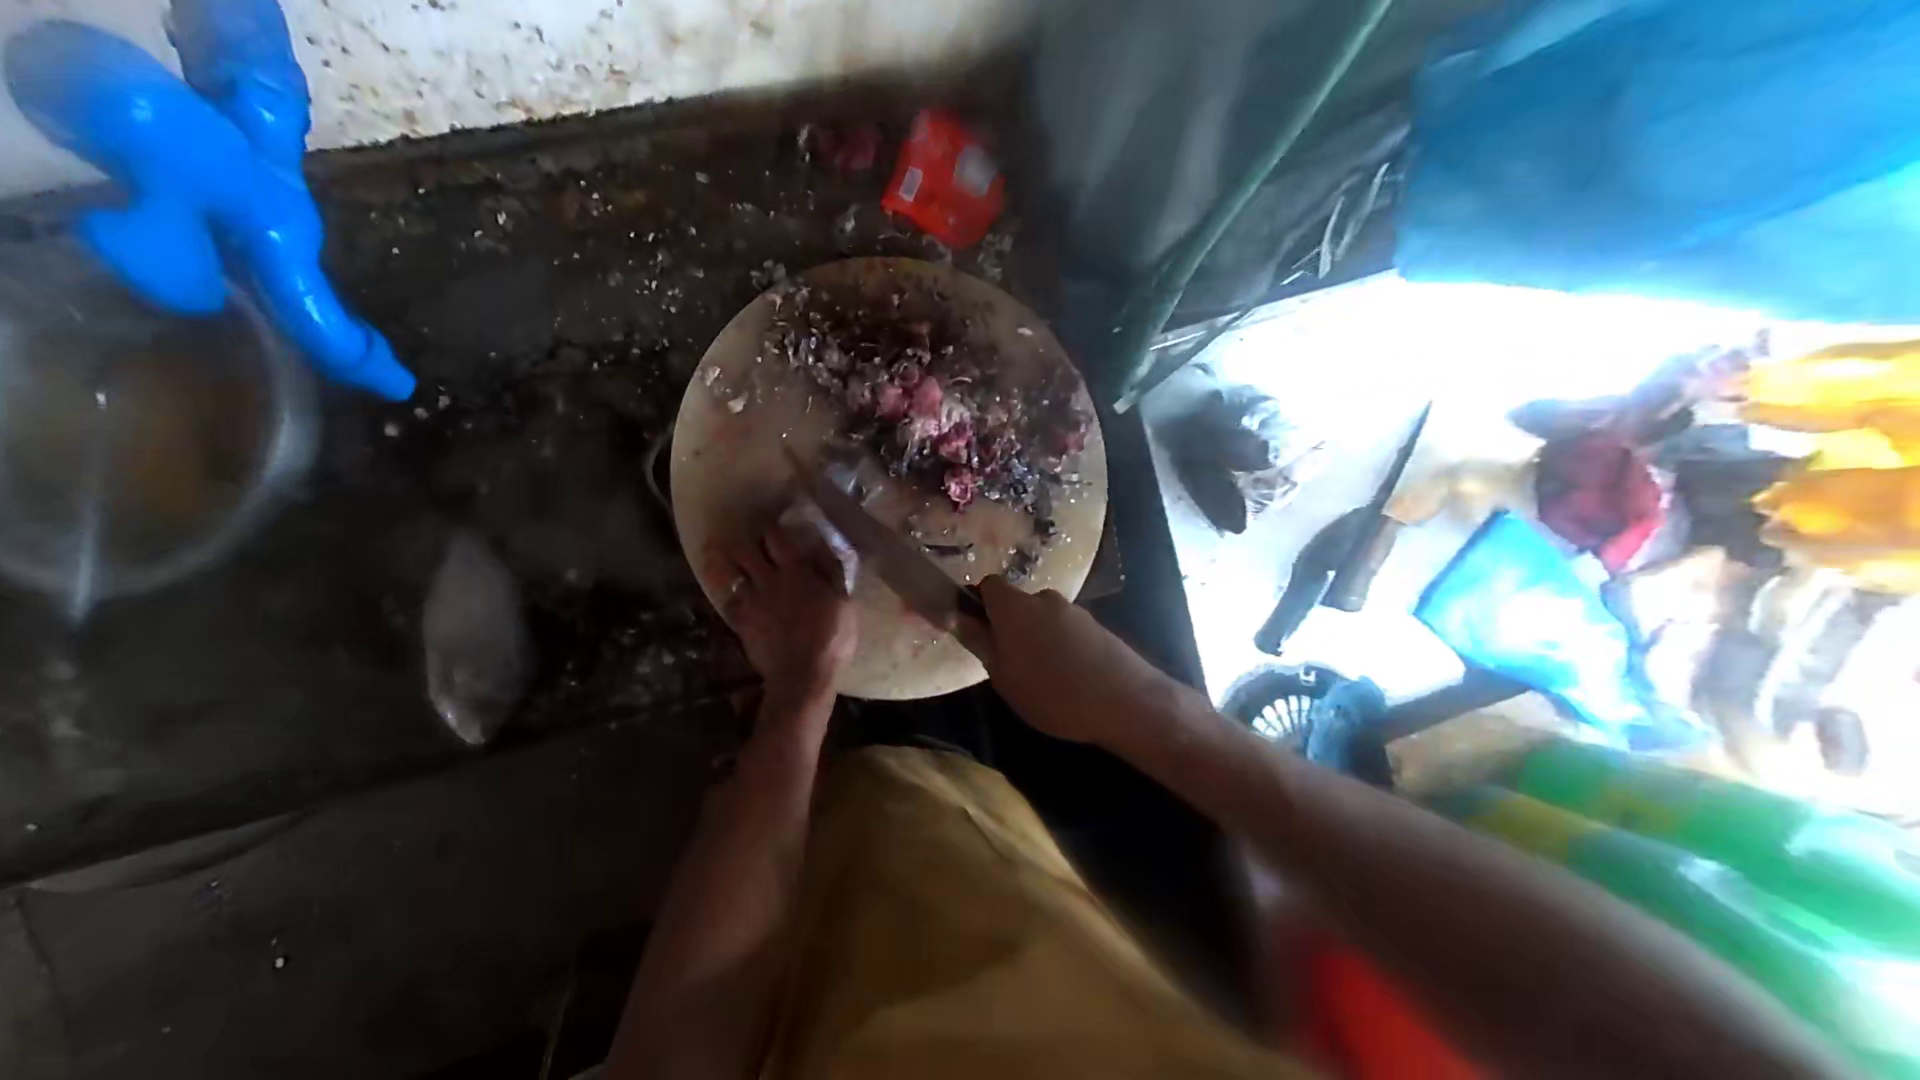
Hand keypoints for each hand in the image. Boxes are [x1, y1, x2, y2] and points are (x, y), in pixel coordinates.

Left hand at [713, 524, 857, 704]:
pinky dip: (727, 594)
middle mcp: (769, 580)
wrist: (803, 675)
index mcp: (797, 572)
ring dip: (724, 561)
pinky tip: (728, 592)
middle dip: (745, 543)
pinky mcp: (741, 622)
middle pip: (746, 550)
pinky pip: (727, 601)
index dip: (774, 531)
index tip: (775, 530)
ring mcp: (752, 601)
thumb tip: (824, 551)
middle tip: (748, 544)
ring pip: (729, 572)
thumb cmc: (831, 638)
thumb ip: (832, 574)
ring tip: (720, 556)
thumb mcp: (844, 603)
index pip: (777, 538)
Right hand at [976, 576, 1191, 746]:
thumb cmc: (1052, 692)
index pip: (988, 585)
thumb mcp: (1003, 676)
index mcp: (1015, 606)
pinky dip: (1059, 646)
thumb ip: (979, 642)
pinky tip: (1067, 677)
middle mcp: (1043, 598)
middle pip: (1016, 603)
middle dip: (1008, 626)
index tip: (976, 631)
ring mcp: (1074, 610)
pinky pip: (1065, 630)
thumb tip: (955, 616)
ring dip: (1035, 638)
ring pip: (1041, 618)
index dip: (978, 603)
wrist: (1127, 701)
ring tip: (1040, 677)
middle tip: (1007, 663)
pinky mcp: (1096, 625)